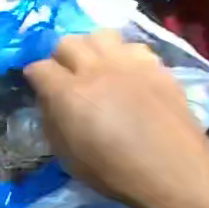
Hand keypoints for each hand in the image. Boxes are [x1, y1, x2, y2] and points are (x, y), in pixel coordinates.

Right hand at [22, 31, 208, 207]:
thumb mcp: (68, 157)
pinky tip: (127, 73)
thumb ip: (53, 121)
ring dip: (92, 48)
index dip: (35, 77)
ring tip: (97, 67)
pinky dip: (123, 55)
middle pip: (67, 43)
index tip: (38, 87)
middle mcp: (96, 70)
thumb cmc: (115, 172)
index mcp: (69, 94)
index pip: (39, 68)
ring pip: (100, 35)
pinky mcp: (155, 65)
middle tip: (67, 76)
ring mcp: (129, 63)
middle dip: (61, 57)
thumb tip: (49, 102)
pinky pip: (132, 46)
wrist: (173, 171)